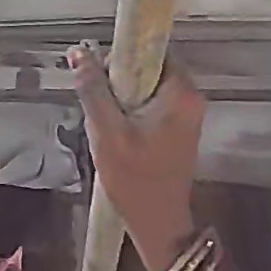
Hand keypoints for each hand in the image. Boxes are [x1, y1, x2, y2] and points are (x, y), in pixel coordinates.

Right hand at [67, 42, 205, 270]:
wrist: (157, 222)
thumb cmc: (134, 178)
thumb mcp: (106, 130)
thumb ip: (92, 89)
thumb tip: (78, 52)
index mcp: (181, 92)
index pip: (149, 49)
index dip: (120, 57)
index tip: (101, 78)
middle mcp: (191, 96)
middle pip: (147, 66)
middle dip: (118, 79)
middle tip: (99, 104)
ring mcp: (187, 112)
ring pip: (146, 84)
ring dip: (121, 96)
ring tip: (105, 119)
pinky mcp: (179, 125)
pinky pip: (150, 100)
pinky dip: (130, 108)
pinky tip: (116, 129)